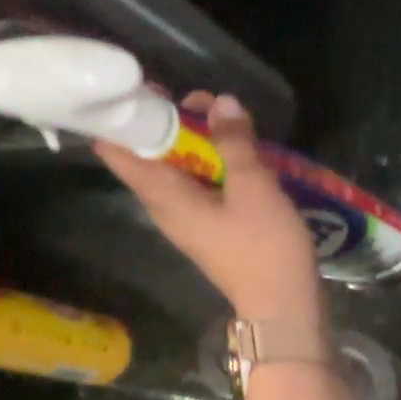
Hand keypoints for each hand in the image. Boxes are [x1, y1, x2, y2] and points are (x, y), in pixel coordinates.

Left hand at [95, 93, 322, 324]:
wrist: (286, 310)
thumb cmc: (265, 249)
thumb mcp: (255, 190)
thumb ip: (236, 144)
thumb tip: (223, 103)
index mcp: (161, 192)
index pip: (113, 144)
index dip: (123, 113)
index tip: (149, 90)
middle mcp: (164, 205)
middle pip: (150, 153)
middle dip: (173, 123)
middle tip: (209, 104)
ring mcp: (189, 222)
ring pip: (178, 171)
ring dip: (199, 146)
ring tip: (232, 127)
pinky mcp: (213, 233)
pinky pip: (201, 190)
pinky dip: (214, 170)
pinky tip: (244, 164)